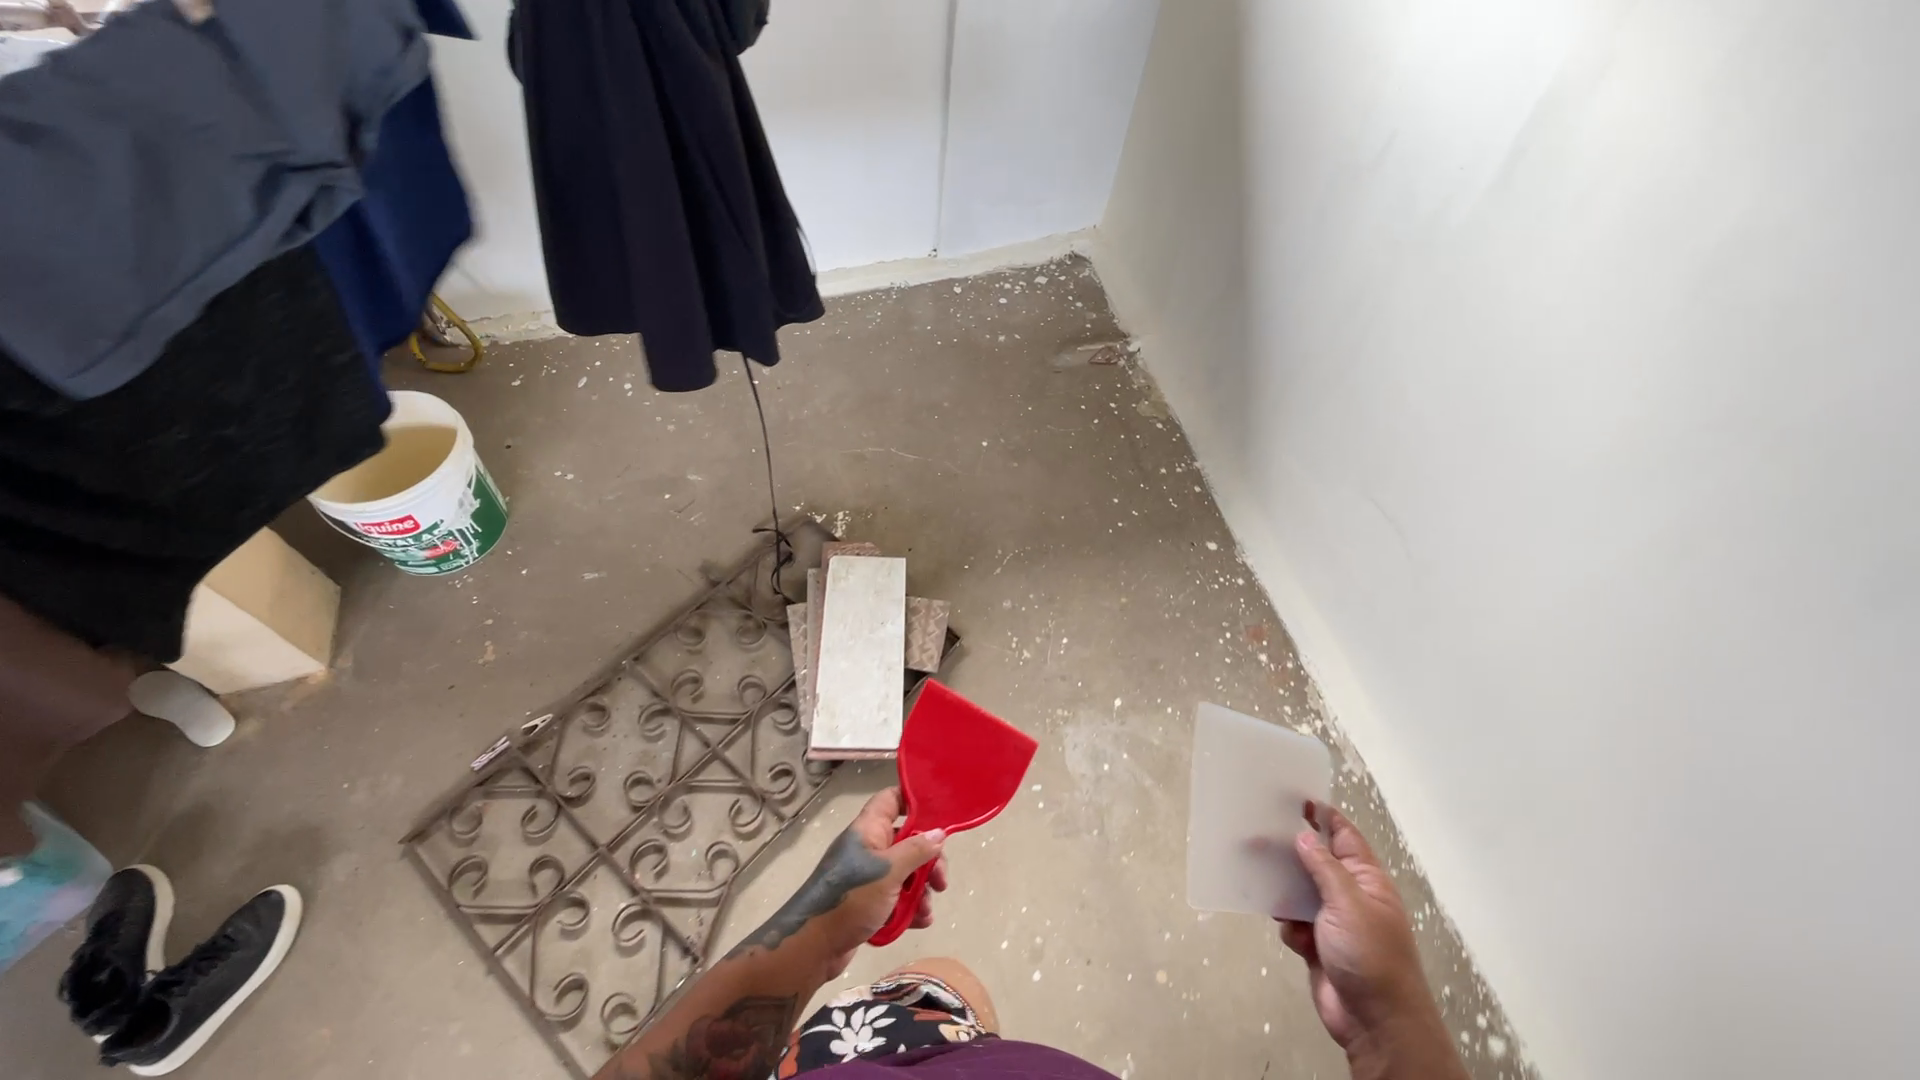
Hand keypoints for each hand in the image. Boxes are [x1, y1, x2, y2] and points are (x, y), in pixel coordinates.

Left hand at [821, 787, 948, 960]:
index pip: (891, 800)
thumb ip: (916, 850)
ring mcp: (866, 877)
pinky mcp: (866, 904)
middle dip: (928, 861)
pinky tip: (918, 922)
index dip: (914, 801)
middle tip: (940, 882)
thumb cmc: (850, 898)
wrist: (813, 947)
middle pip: (906, 841)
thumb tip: (940, 832)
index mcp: (868, 830)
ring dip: (920, 890)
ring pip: (904, 873)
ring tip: (926, 911)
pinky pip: (895, 899)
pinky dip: (908, 909)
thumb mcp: (888, 871)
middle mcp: (867, 849)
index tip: (939, 817)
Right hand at [1278, 802, 1432, 1052]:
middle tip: (1260, 836)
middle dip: (1292, 853)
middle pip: (1316, 862)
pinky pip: (1293, 922)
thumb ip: (1324, 868)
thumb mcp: (1348, 904)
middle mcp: (1351, 896)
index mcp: (1368, 881)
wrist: (1374, 1021)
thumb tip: (1304, 837)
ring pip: (1299, 892)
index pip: (1345, 838)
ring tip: (1265, 884)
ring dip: (1285, 892)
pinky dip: (1289, 926)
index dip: (1324, 817)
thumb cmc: (1371, 957)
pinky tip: (1293, 936)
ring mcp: (1334, 921)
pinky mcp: (1317, 944)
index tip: (1299, 800)